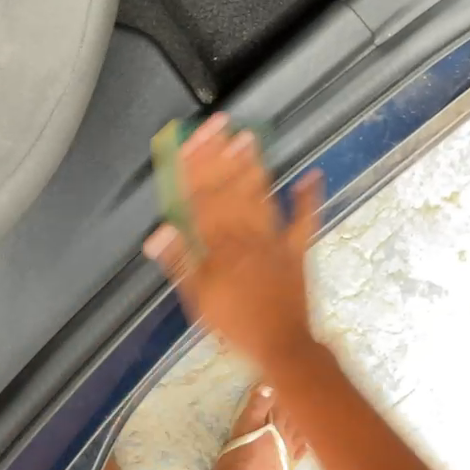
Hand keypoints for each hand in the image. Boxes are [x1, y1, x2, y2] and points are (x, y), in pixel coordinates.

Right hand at [143, 113, 324, 367]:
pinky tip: (311, 175)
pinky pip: (305, 221)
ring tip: (247, 136)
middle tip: (218, 123)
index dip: (194, 167)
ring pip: (260, 196)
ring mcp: (274, 239)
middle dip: (220, 154)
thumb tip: (157, 232)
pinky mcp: (297, 249)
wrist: (281, 345)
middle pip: (229, 188)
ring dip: (253, 165)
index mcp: (218, 245)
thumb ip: (179, 261)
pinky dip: (309, 198)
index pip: (201, 198)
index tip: (189, 140)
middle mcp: (246, 234)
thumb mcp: (197, 298)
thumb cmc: (234, 324)